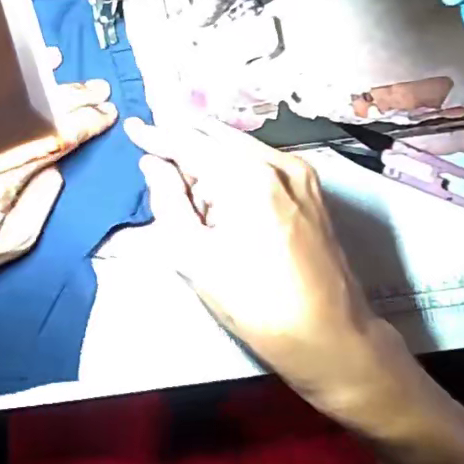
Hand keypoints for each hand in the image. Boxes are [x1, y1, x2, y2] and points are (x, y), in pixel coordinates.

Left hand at [0, 60, 117, 348]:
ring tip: (53, 61)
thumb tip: (56, 166)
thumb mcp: (9, 245)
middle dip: (69, 96)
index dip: (86, 122)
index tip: (106, 115)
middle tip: (96, 90)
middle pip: (28, 109)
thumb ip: (41, 201)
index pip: (52, 138)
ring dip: (26, 72)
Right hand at [125, 117, 419, 419]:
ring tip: (181, 170)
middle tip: (153, 143)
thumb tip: (154, 166)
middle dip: (183, 137)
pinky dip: (234, 163)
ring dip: (208, 151)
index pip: (192, 143)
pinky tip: (219, 183)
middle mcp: (280, 163)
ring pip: (241, 146)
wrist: (331, 335)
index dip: (158, 134)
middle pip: (218, 136)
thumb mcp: (196, 259)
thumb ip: (169, 203)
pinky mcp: (311, 188)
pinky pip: (262, 160)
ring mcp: (301, 173)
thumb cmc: (259, 306)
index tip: (133, 127)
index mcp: (250, 178)